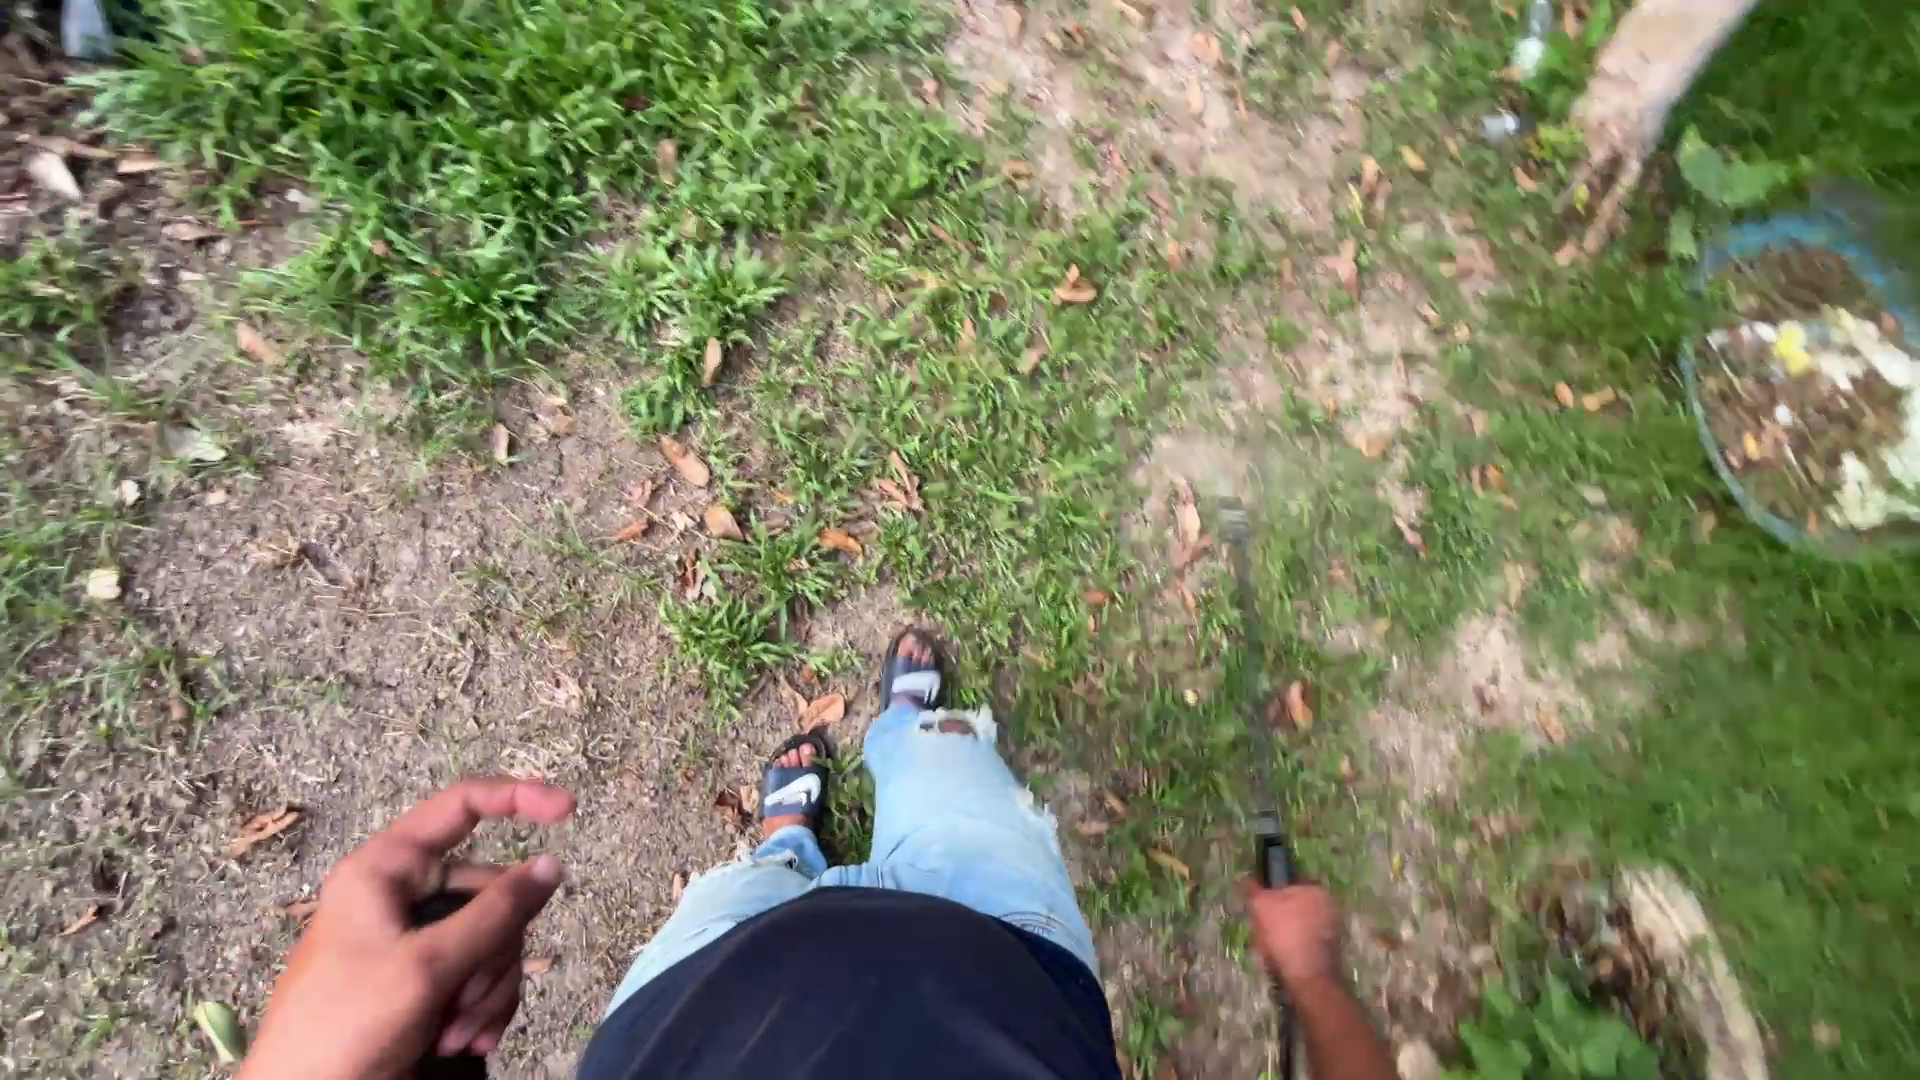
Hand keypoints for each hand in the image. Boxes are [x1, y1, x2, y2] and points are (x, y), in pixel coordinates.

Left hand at [239, 778, 576, 1079]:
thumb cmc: (345, 1029)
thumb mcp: (429, 967)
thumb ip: (498, 911)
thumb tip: (553, 864)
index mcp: (388, 868)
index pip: (465, 803)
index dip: (520, 796)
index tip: (569, 812)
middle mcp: (407, 891)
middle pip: (494, 887)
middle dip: (496, 947)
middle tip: (468, 996)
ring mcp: (419, 933)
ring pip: (497, 931)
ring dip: (490, 984)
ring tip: (458, 1030)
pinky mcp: (430, 972)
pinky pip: (488, 964)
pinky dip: (487, 1002)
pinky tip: (467, 1037)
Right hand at [1244, 882, 1343, 991]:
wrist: (1309, 980)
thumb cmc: (1284, 935)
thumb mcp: (1259, 906)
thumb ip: (1253, 889)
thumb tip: (1247, 879)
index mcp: (1315, 889)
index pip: (1289, 881)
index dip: (1271, 891)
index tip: (1260, 902)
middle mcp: (1330, 906)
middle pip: (1295, 903)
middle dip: (1279, 912)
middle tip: (1262, 924)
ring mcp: (1334, 930)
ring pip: (1300, 924)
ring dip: (1287, 931)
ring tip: (1271, 944)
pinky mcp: (1333, 952)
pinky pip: (1307, 941)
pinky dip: (1296, 946)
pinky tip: (1284, 956)